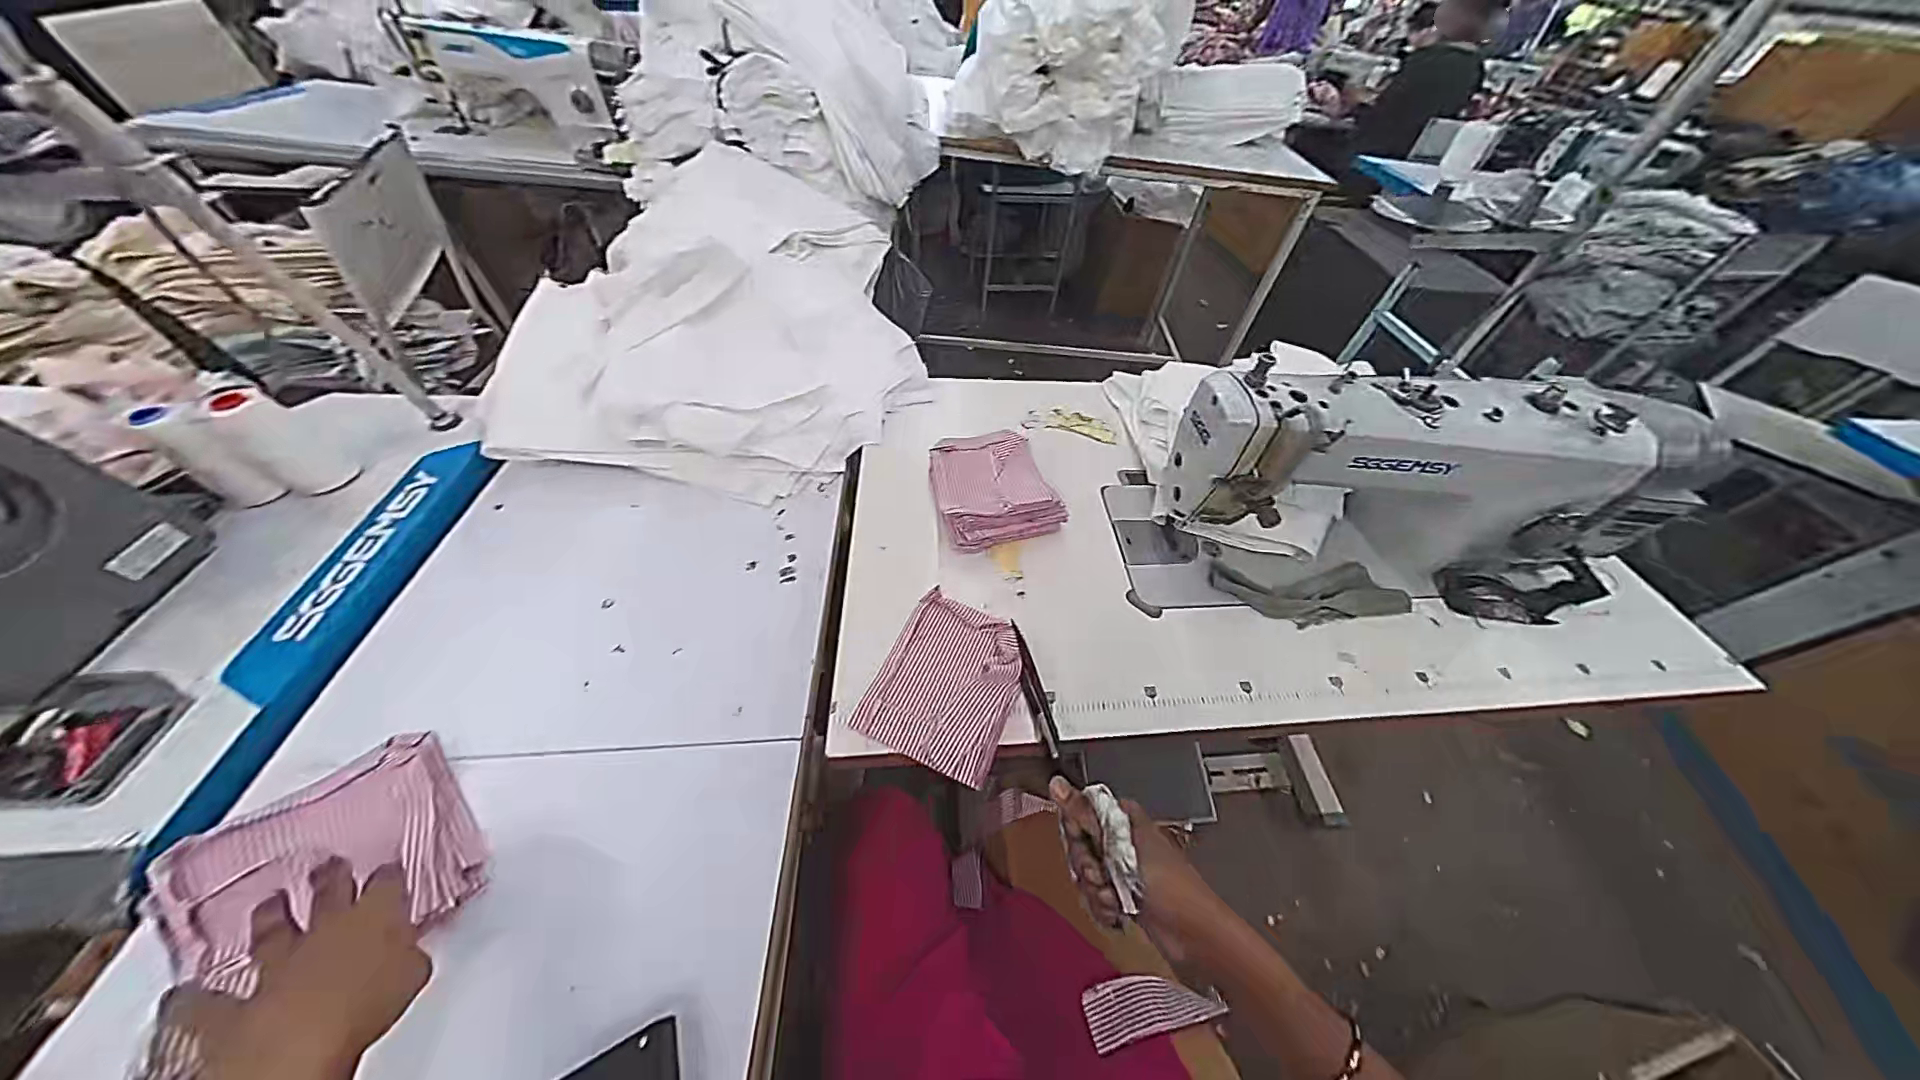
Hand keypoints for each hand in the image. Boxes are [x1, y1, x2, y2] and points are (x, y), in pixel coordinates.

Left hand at [158, 859, 431, 1079]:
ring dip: (270, 916)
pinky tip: (185, 991)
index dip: (389, 874)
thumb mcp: (412, 973)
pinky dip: (196, 995)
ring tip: (268, 902)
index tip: (390, 867)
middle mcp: (325, 927)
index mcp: (376, 914)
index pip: (388, 883)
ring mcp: (277, 962)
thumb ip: (410, 954)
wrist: (296, 1043)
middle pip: (329, 892)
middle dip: (330, 876)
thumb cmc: (364, 1003)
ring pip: (272, 930)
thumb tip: (412, 951)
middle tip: (329, 865)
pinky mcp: (234, 1001)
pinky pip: (207, 998)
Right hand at [1049, 776, 1232, 959]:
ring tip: (1113, 897)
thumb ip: (1084, 814)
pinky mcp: (1123, 893)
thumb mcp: (1120, 845)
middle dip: (1086, 868)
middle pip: (1079, 846)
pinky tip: (1116, 911)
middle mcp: (1121, 840)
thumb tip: (1058, 784)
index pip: (1079, 813)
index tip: (1083, 846)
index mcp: (1123, 818)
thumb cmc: (1170, 885)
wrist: (1194, 934)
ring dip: (1095, 891)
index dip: (1075, 833)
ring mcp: (1121, 868)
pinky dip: (1102, 907)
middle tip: (1101, 876)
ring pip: (1085, 874)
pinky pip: (1095, 896)